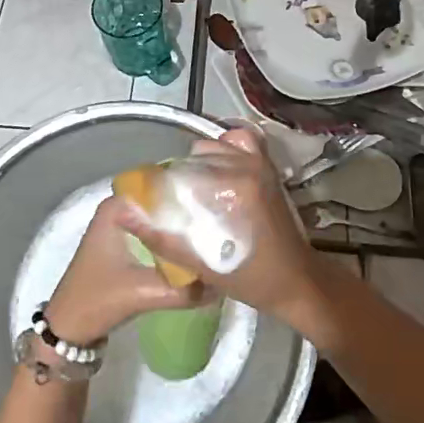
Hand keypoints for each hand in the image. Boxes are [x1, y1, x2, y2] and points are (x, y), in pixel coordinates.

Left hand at [44, 196, 208, 343]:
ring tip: (220, 237)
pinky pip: (158, 238)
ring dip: (185, 232)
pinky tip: (200, 255)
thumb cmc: (97, 300)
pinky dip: (176, 246)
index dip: (190, 193)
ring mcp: (123, 230)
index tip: (220, 202)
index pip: (161, 186)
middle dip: (192, 214)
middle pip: (165, 204)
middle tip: (226, 222)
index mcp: (117, 209)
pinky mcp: (128, 249)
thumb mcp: (144, 293)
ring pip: (163, 222)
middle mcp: (120, 212)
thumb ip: (185, 288)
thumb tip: (224, 283)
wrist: (69, 329)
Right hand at [111, 127, 330, 329]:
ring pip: (212, 148)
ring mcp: (259, 163)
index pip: (179, 172)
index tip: (156, 205)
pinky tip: (215, 169)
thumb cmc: (251, 278)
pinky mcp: (267, 166)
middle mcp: (245, 167)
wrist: (298, 281)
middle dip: (178, 176)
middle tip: (175, 201)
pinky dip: (224, 148)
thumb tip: (124, 212)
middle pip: (193, 157)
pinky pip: (239, 141)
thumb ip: (162, 237)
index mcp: (230, 188)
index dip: (160, 187)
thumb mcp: (202, 264)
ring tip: (193, 189)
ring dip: (198, 163)